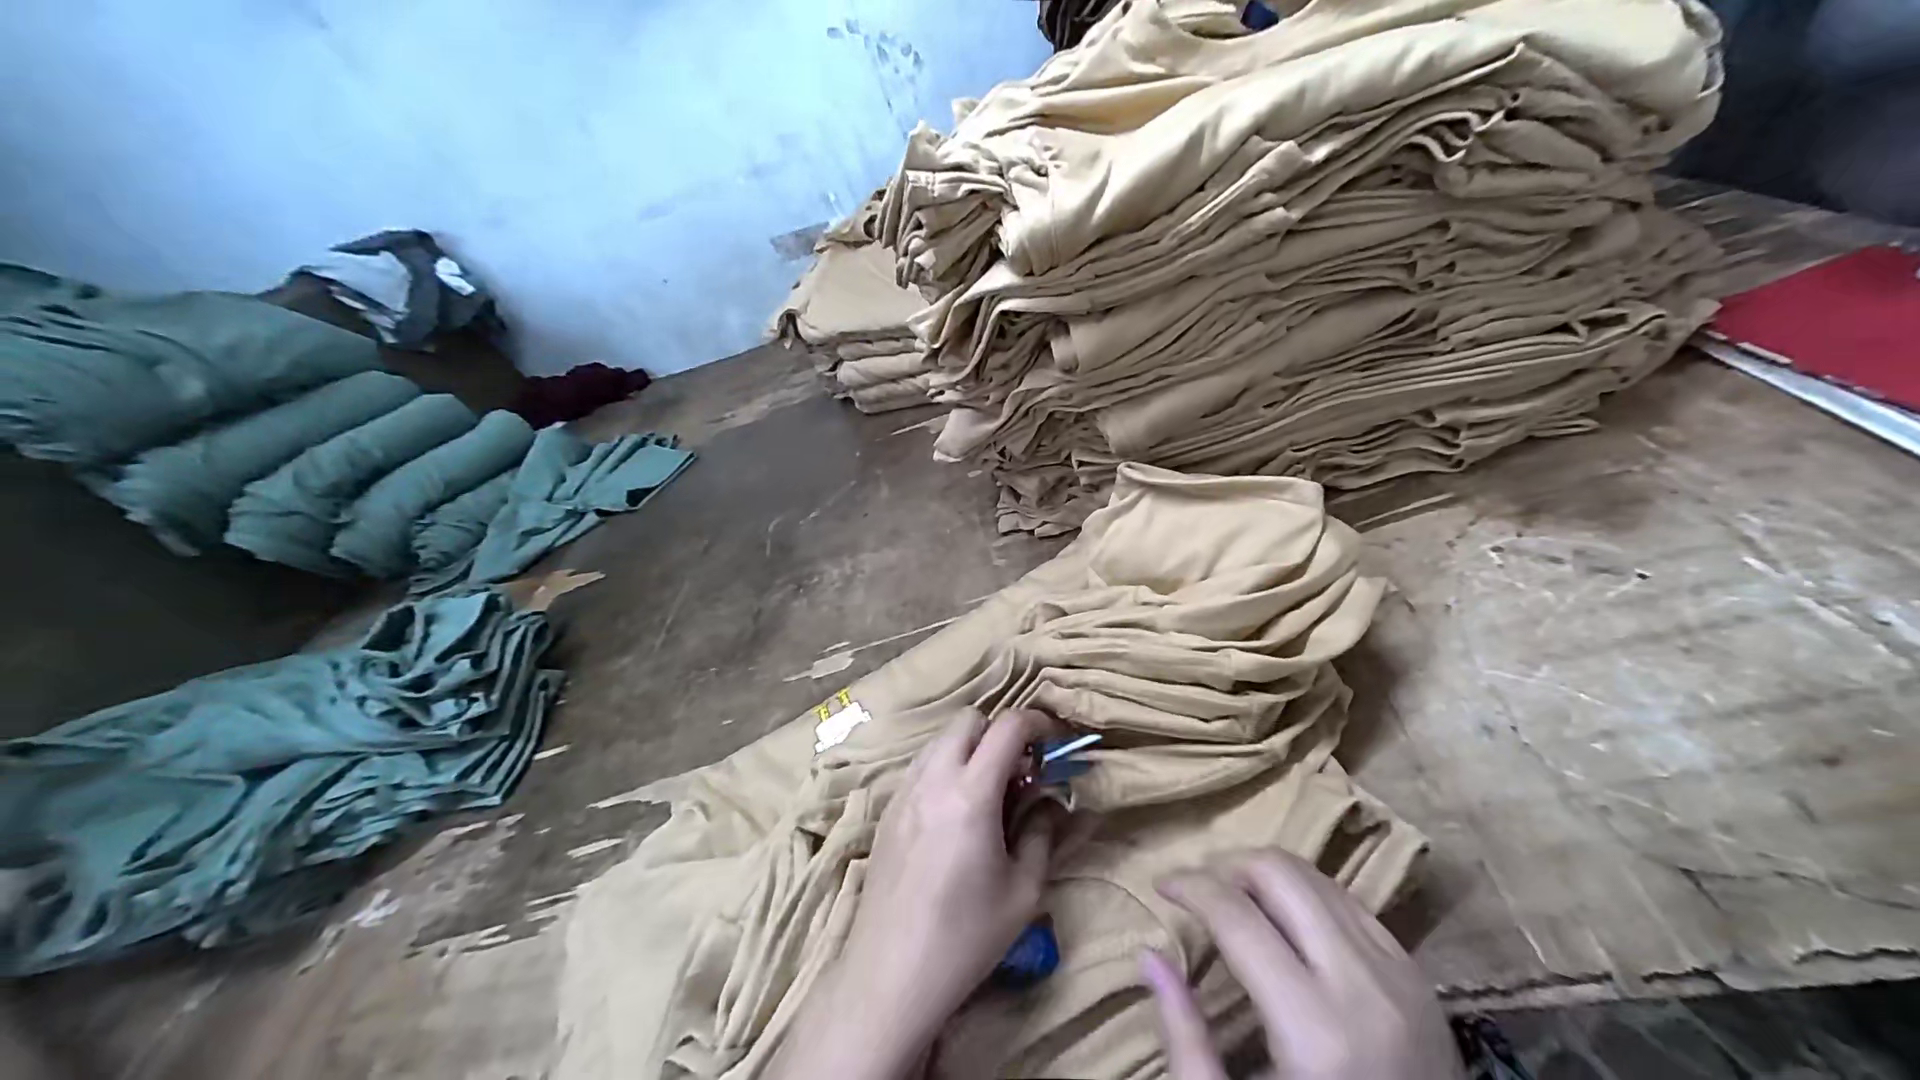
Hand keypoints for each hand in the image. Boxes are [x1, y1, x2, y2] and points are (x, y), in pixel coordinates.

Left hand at [769, 708, 1059, 1079]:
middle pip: (968, 720)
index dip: (1039, 722)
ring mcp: (903, 791)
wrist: (890, 974)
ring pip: (941, 740)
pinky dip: (946, 767)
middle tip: (1022, 771)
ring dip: (971, 748)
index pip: (1008, 727)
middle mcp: (931, 779)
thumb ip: (1042, 832)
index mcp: (970, 794)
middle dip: (1000, 732)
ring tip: (989, 793)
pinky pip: (921, 766)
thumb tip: (1049, 800)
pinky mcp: (887, 809)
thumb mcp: (1023, 890)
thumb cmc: (965, 937)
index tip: (1056, 740)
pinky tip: (956, 813)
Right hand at [1143, 850, 1460, 1079]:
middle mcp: (1362, 984)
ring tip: (1233, 898)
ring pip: (1316, 876)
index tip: (1160, 886)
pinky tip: (1283, 920)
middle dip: (1226, 867)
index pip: (1236, 915)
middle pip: (1280, 873)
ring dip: (1265, 874)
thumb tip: (1148, 957)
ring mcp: (1399, 975)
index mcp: (1314, 1028)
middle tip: (1196, 889)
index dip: (1189, 886)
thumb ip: (1187, 1041)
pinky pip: (1350, 902)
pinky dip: (1305, 894)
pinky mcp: (1419, 977)